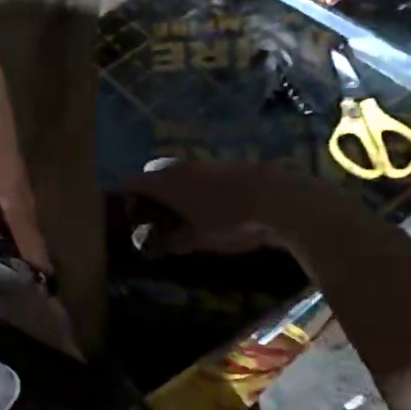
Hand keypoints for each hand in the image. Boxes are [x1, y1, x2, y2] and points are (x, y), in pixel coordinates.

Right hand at [124, 160, 343, 255]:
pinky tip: (215, 206)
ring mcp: (209, 164)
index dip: (127, 196)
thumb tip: (163, 245)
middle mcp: (183, 168)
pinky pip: (206, 176)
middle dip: (153, 193)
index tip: (130, 212)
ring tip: (187, 212)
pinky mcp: (232, 165)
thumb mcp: (198, 239)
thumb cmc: (230, 222)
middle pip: (157, 175)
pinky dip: (202, 188)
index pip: (133, 182)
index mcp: (167, 184)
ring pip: (183, 174)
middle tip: (157, 215)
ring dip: (179, 190)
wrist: (282, 201)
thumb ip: (176, 241)